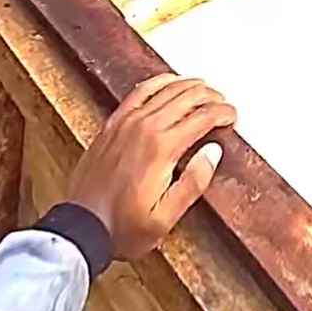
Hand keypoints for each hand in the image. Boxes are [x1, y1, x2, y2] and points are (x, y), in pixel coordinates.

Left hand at [68, 74, 234, 261]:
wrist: (79, 229)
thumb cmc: (122, 228)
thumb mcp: (164, 219)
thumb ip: (193, 183)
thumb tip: (214, 151)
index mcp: (163, 148)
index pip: (203, 117)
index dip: (223, 113)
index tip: (232, 117)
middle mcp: (147, 126)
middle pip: (189, 96)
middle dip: (212, 97)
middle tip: (223, 104)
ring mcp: (129, 121)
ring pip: (168, 88)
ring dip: (191, 85)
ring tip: (205, 90)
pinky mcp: (115, 121)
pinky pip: (141, 90)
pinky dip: (160, 81)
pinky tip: (171, 81)